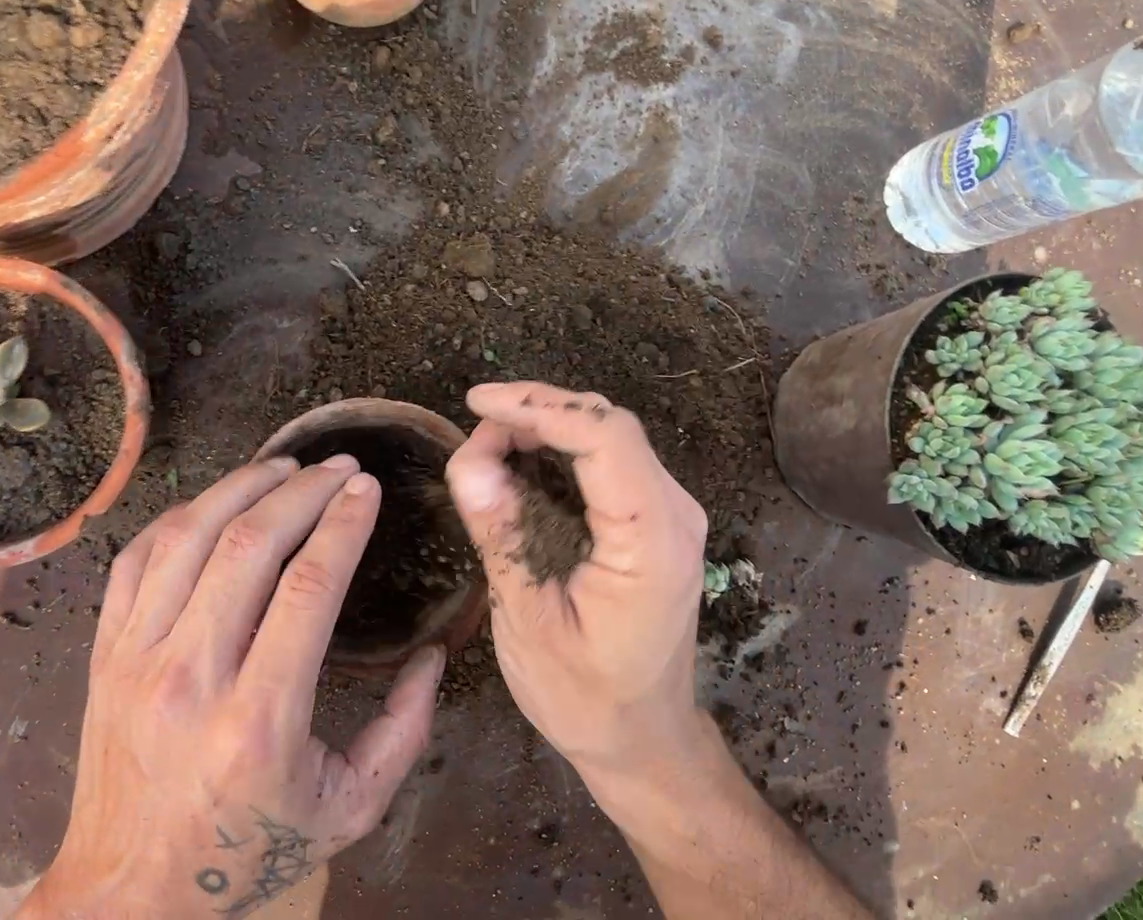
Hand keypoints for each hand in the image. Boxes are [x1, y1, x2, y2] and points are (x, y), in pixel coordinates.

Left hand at [18, 455, 447, 919]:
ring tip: (284, 466)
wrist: (130, 891)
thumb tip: (432, 656)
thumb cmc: (249, 850)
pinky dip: (181, 517)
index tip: (367, 491)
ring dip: (242, 487)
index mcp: (259, 722)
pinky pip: (137, 558)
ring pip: (188, 537)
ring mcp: (137, 660)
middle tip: (340, 468)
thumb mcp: (350, 811)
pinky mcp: (105, 653)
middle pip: (249, 546)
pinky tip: (217, 502)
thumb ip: (405, 732)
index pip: (308, 588)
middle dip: (304, 491)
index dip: (343, 526)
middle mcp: (191, 678)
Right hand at [444, 382, 709, 774]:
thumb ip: (501, 537)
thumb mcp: (528, 623)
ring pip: (609, 437)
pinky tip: (519, 459)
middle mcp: (674, 515)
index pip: (605, 439)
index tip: (477, 403)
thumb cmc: (585, 696)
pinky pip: (609, 461)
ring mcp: (670, 515)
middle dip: (536, 411)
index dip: (539, 407)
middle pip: (608, 427)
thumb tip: (468, 461)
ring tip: (487, 442)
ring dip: (546, 426)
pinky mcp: (654, 521)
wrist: (642, 739)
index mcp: (650, 542)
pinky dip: (560, 448)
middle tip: (474, 426)